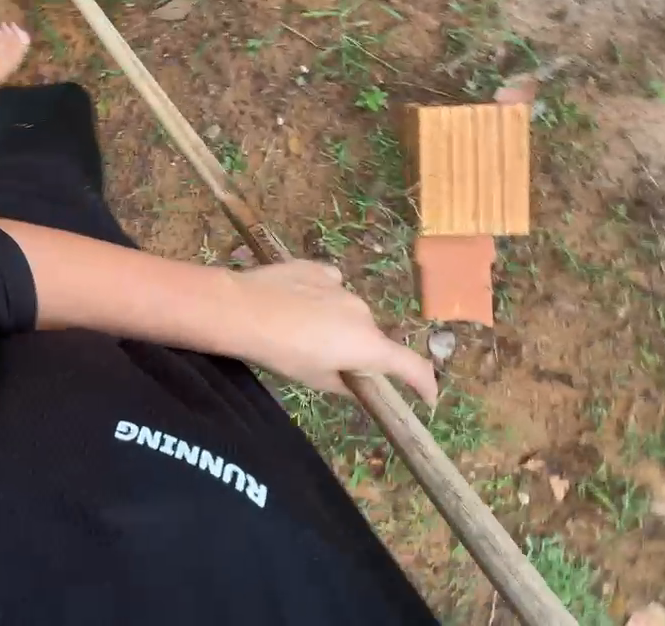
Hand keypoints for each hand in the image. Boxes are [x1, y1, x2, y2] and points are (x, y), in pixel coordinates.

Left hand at [222, 261, 438, 405]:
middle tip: (326, 357)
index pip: (412, 367)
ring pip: (348, 309)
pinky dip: (322, 294)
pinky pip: (329, 284)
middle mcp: (363, 312)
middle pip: (371, 337)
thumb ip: (346, 383)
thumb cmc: (279, 351)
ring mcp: (340, 286)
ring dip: (337, 320)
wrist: (240, 309)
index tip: (425, 397)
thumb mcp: (314, 379)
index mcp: (369, 345)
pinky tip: (298, 299)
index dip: (423, 384)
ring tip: (300, 327)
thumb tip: (357, 383)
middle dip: (358, 350)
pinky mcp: (316, 267)